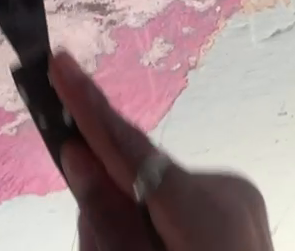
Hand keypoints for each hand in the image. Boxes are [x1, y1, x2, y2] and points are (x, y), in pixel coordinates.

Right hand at [51, 52, 273, 250]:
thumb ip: (106, 221)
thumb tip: (75, 153)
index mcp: (212, 222)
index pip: (135, 153)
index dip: (90, 108)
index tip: (58, 61)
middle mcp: (229, 193)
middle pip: (135, 174)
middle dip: (102, 195)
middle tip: (100, 243)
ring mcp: (236, 199)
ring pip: (148, 188)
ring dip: (123, 214)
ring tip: (125, 246)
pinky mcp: (233, 208)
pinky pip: (167, 201)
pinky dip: (145, 222)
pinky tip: (147, 244)